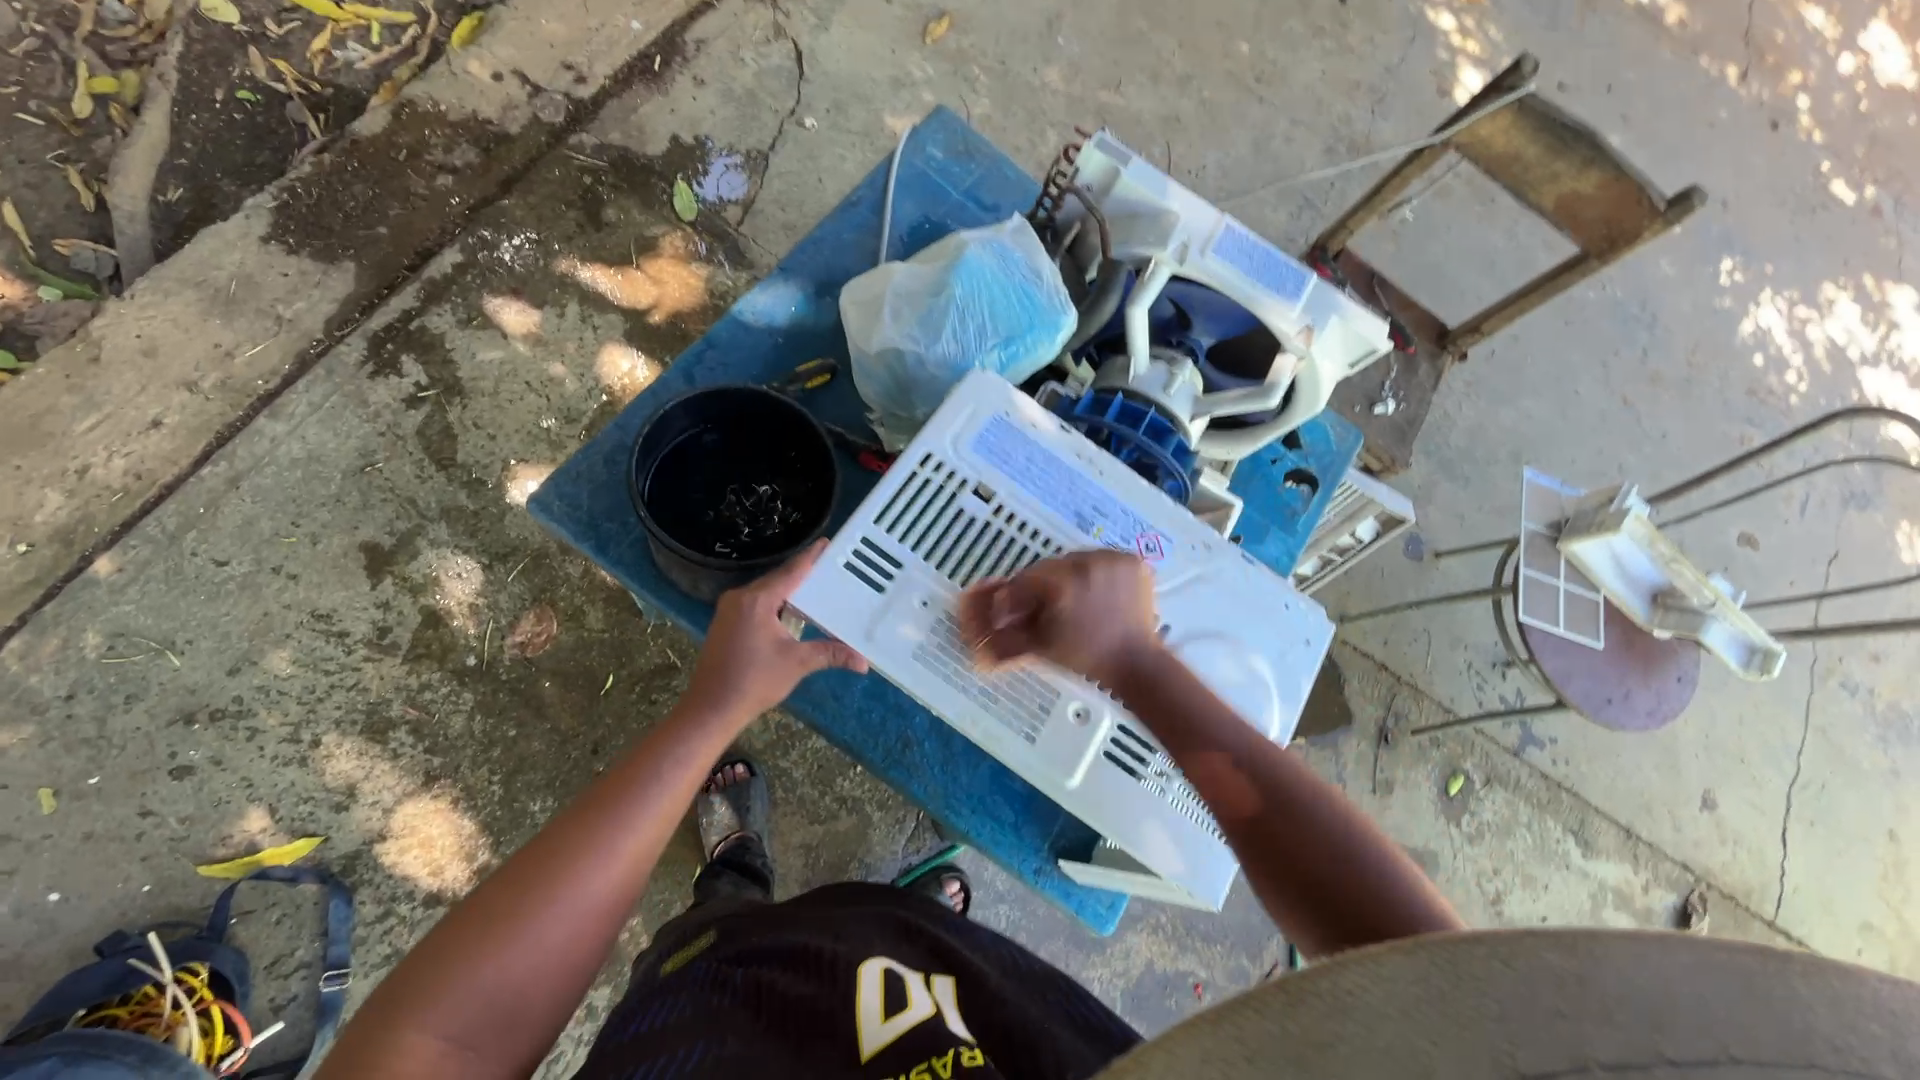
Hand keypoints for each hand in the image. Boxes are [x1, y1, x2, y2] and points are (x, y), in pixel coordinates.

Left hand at [685, 539, 868, 721]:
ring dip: (789, 591)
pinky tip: (792, 611)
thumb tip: (865, 663)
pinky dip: (776, 603)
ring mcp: (729, 610)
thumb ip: (831, 654)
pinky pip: (756, 604)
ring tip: (817, 588)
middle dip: (803, 574)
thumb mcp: (797, 664)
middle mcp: (740, 597)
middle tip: (830, 568)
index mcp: (757, 600)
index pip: (791, 571)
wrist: (711, 708)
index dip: (811, 557)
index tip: (827, 543)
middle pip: (777, 579)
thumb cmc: (754, 681)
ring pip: (766, 592)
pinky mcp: (725, 623)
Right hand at [957, 550, 1163, 687]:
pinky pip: (1103, 560)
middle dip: (1043, 586)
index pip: (1025, 580)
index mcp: (1061, 582)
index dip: (1016, 596)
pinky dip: (1096, 572)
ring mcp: (1112, 560)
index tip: (1016, 610)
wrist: (1136, 664)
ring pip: (1076, 560)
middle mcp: (1087, 563)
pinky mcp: (1132, 561)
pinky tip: (1096, 592)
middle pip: (1050, 568)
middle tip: (1046, 607)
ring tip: (1073, 600)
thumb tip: (974, 638)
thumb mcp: (1041, 647)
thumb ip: (1005, 636)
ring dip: (1069, 575)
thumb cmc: (1086, 658)